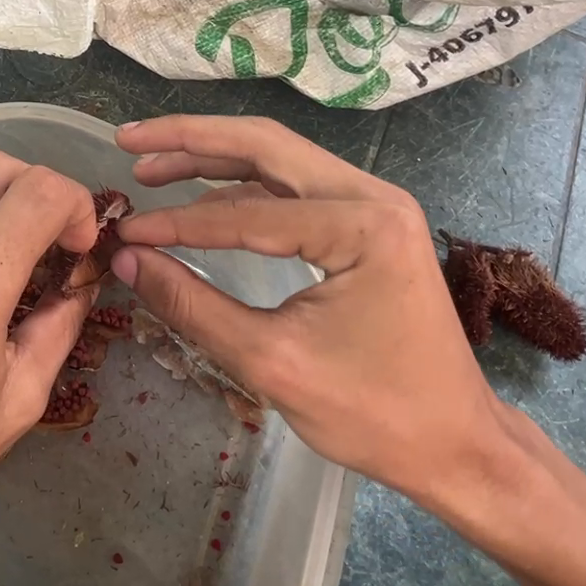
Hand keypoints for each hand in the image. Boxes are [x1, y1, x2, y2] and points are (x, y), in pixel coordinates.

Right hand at [110, 115, 585, 585]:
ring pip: (275, 158)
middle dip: (189, 139)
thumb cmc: (375, 413)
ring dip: (210, 157)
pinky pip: (289, 187)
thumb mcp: (271, 364)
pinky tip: (199, 197)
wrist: (461, 446)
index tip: (123, 232)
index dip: (175, 223)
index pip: (244, 212)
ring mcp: (372, 202)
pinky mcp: (364, 220)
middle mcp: (370, 194)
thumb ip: (191, 306)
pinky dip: (238, 187)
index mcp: (359, 225)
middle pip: (262, 143)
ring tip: (150, 165)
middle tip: (128, 139)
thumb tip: (125, 260)